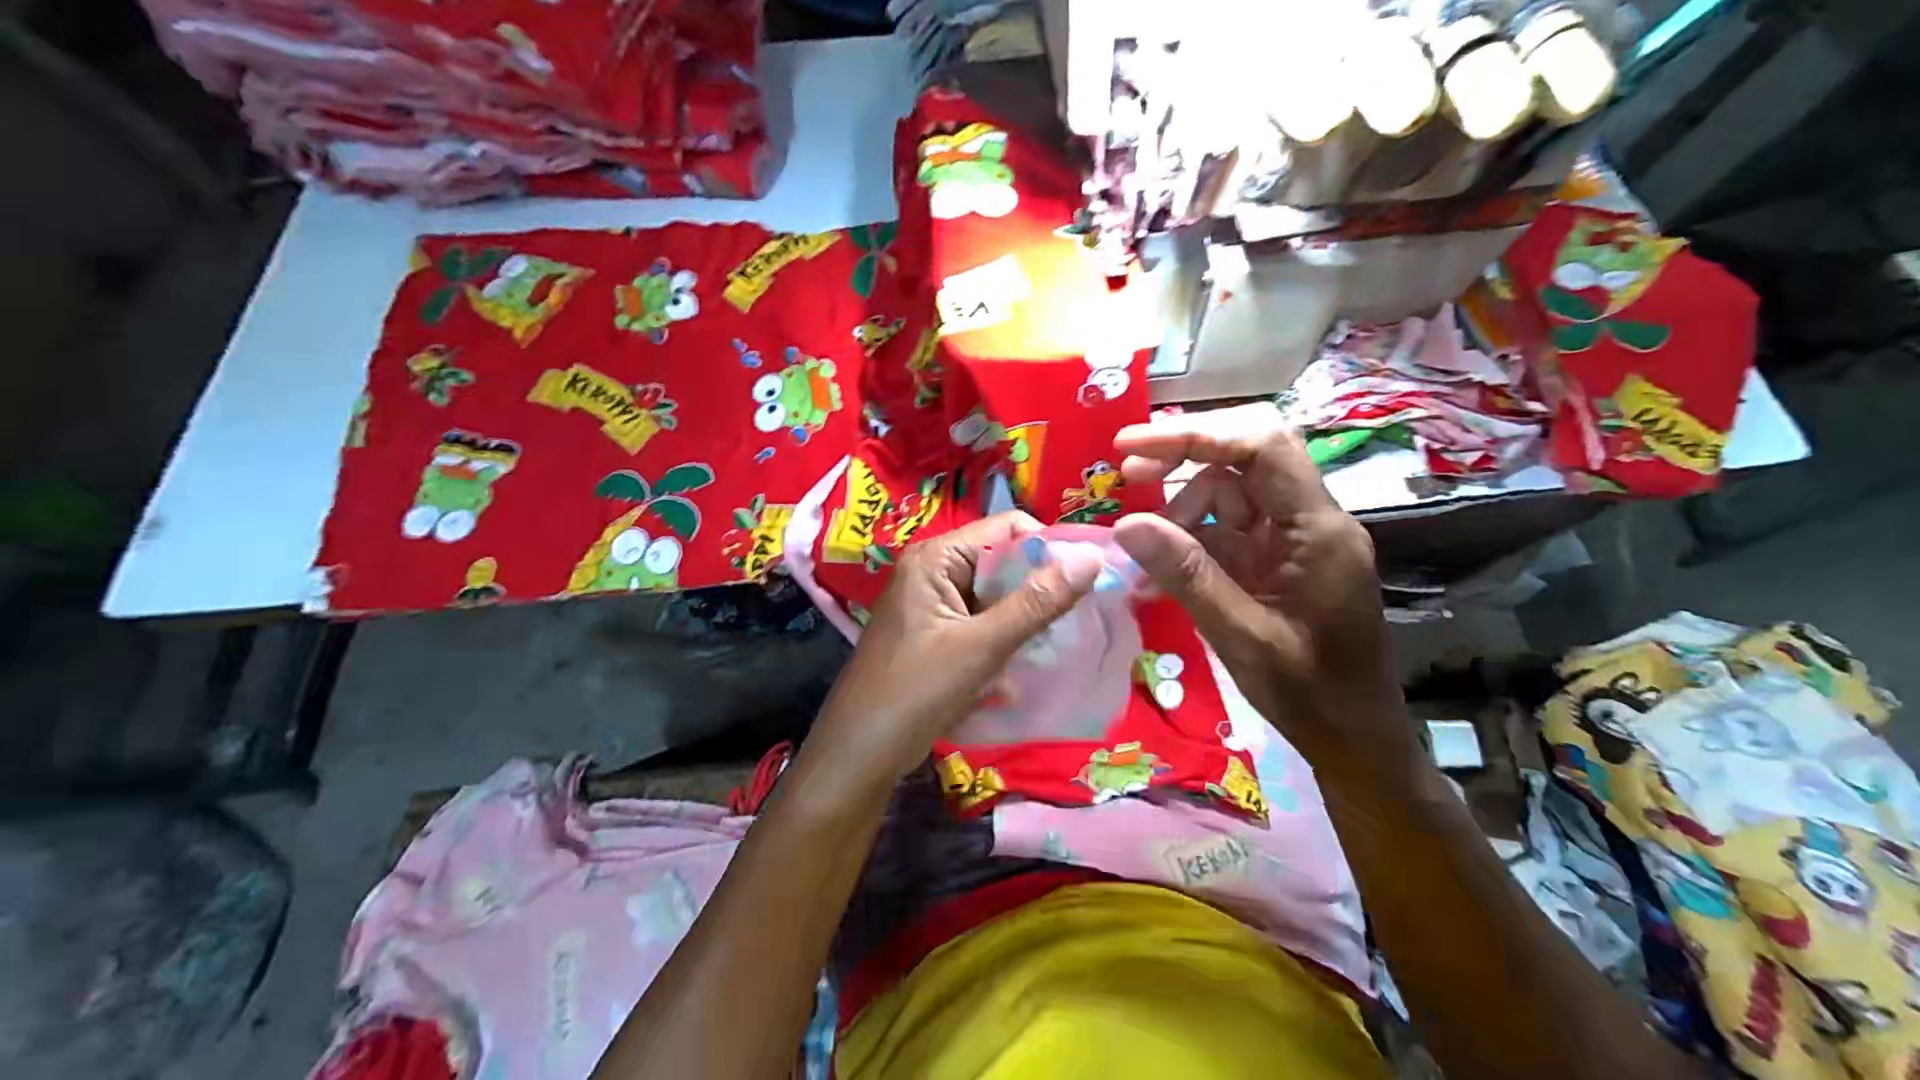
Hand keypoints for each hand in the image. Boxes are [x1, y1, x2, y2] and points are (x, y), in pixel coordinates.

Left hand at [798, 512, 1100, 799]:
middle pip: (1003, 562)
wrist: (859, 754)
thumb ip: (1036, 602)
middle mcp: (933, 571)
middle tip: (1074, 620)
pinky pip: (983, 624)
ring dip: (1024, 621)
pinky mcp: (936, 635)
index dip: (1050, 548)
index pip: (1008, 529)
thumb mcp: (981, 646)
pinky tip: (1016, 673)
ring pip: (996, 597)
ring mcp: (933, 604)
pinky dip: (1004, 641)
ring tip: (1050, 648)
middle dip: (1038, 589)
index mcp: (936, 558)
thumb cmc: (915, 693)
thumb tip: (1092, 558)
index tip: (1087, 581)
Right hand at [1110, 405, 1418, 779]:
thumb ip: (1187, 576)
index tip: (1134, 445)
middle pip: (1245, 460)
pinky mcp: (1275, 560)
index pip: (1262, 448)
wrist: (1353, 738)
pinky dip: (1189, 541)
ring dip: (1180, 511)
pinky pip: (1226, 530)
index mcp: (1318, 531)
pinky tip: (1158, 570)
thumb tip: (1126, 524)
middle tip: (1127, 473)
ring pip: (1229, 494)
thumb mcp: (1241, 637)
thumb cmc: (1309, 694)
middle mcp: (1309, 521)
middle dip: (1183, 459)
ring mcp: (1291, 540)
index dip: (1196, 435)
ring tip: (1144, 554)